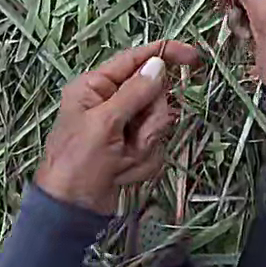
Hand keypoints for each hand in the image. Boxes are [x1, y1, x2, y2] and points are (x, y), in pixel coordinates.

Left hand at [35, 41, 203, 213]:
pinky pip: (154, 146)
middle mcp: (110, 101)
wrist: (71, 212)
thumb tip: (158, 65)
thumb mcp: (105, 123)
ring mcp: (122, 126)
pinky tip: (122, 172)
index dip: (165, 54)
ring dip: (144, 144)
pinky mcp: (130, 148)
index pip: (135, 60)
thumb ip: (134, 92)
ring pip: (157, 123)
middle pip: (153, 95)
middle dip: (148, 121)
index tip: (194, 56)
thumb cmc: (78, 162)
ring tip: (121, 160)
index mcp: (95, 86)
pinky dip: (141, 162)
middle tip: (131, 139)